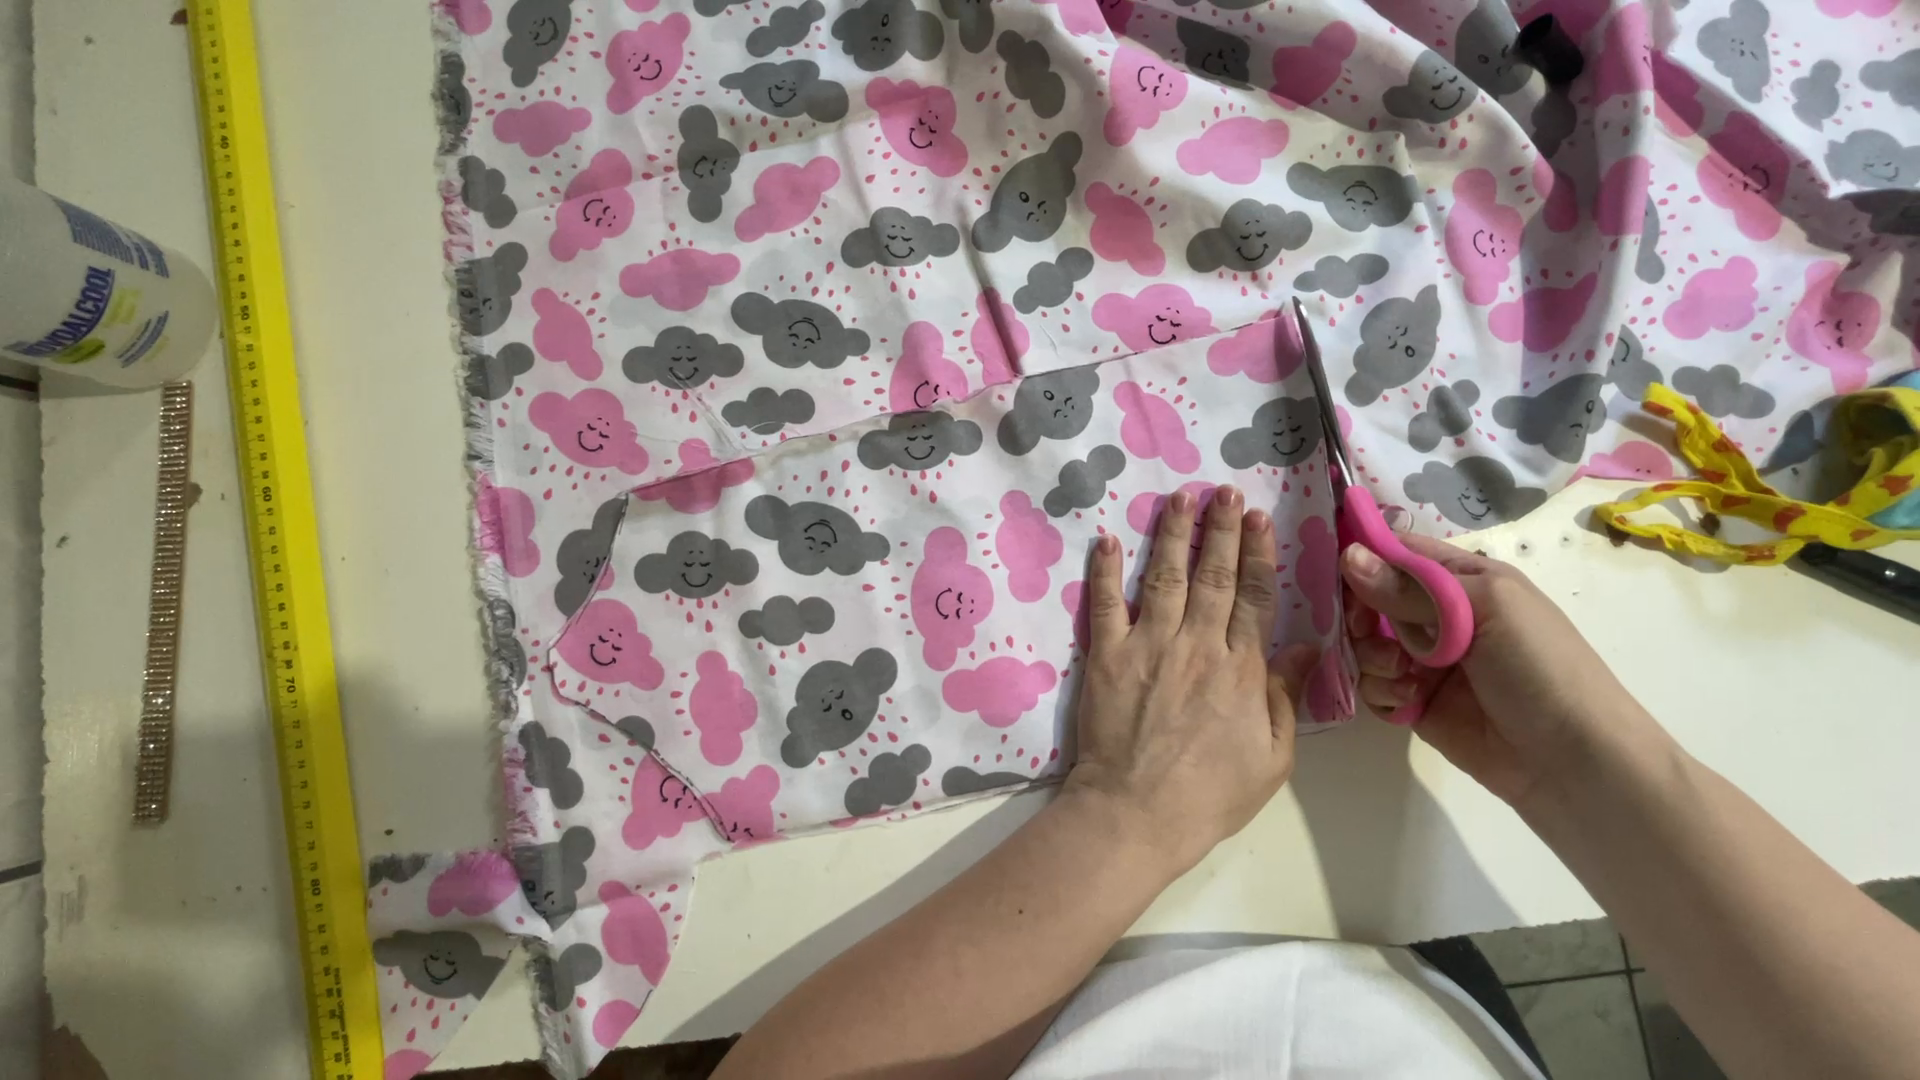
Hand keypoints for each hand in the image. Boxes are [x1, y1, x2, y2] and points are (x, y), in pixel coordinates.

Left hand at [1064, 485, 1318, 873]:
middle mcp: (1196, 644)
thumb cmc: (1210, 794)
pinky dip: (1105, 570)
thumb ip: (1286, 695)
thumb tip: (1310, 646)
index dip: (1258, 554)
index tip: (1260, 518)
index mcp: (1240, 668)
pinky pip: (1105, 604)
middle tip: (1223, 491)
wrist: (1137, 813)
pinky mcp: (1106, 655)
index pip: (1254, 596)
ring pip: (1165, 577)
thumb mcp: (1273, 757)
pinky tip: (1107, 539)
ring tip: (1178, 497)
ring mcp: (1148, 645)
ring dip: (1172, 534)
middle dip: (1219, 529)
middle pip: (1213, 575)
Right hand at [1339, 535, 1655, 806]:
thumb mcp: (1484, 608)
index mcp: (1460, 580)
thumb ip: (1410, 586)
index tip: (1332, 568)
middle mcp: (1436, 615)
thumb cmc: (1541, 667)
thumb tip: (1346, 556)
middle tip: (1365, 630)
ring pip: (1363, 643)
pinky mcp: (1412, 700)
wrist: (1571, 760)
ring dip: (1372, 657)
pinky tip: (1410, 702)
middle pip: (1367, 598)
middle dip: (1360, 613)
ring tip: (1403, 674)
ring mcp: (1422, 659)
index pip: (1395, 551)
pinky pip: (1371, 685)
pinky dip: (1382, 691)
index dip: (1360, 555)